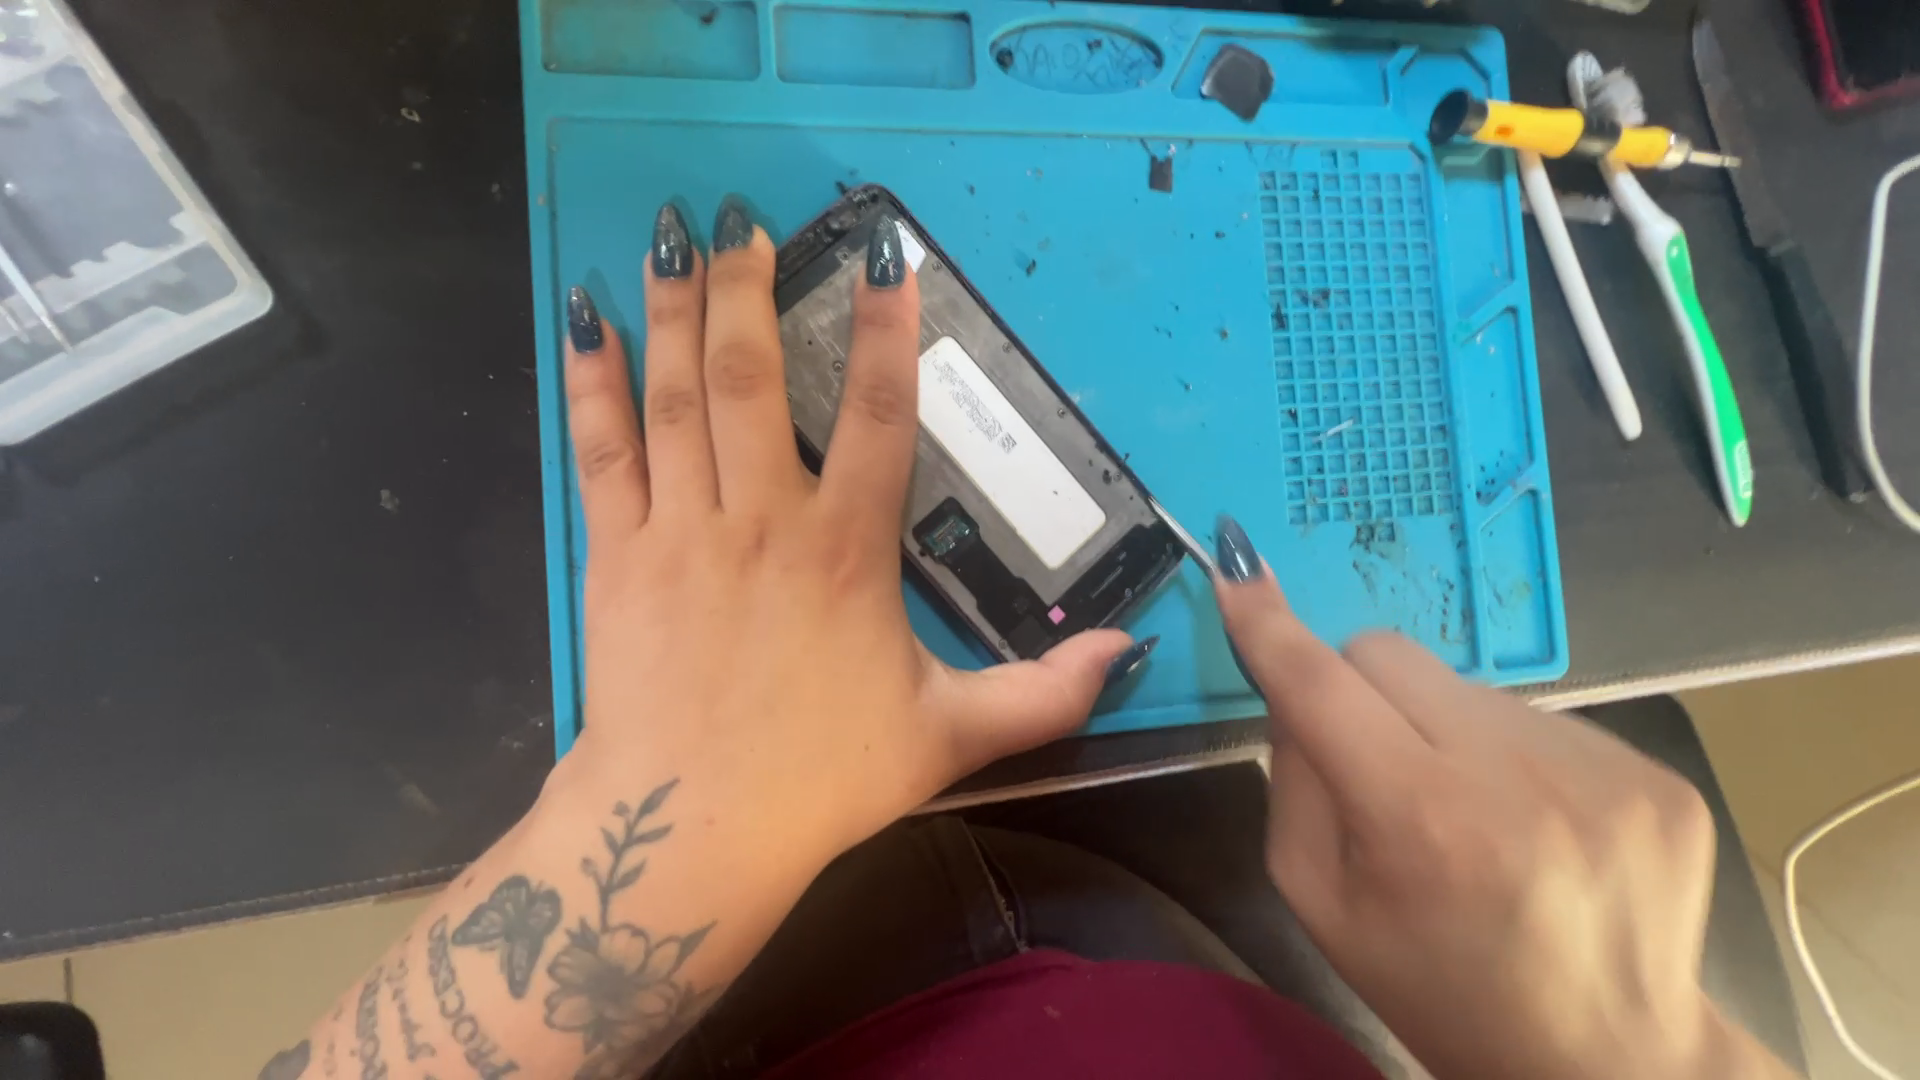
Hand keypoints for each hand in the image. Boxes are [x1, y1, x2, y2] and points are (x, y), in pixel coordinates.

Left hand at [558, 200, 1136, 864]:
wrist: (690, 832)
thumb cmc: (823, 780)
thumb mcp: (950, 738)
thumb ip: (1044, 694)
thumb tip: (1129, 653)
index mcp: (847, 554)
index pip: (881, 419)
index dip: (890, 335)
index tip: (884, 262)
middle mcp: (763, 524)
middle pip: (754, 382)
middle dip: (749, 293)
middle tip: (740, 223)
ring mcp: (682, 533)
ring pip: (676, 400)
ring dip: (673, 312)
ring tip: (668, 235)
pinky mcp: (618, 555)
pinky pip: (603, 452)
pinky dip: (593, 385)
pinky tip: (583, 322)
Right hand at [1211, 518, 1786, 1079]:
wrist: (1609, 1057)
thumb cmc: (1426, 980)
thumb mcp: (1314, 892)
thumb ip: (1291, 776)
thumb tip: (1297, 687)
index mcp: (1420, 821)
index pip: (1320, 685)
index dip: (1269, 625)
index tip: (1236, 571)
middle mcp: (1514, 777)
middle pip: (1385, 653)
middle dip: (1355, 687)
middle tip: (1373, 760)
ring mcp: (1597, 767)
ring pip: (1457, 681)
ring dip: (1433, 722)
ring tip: (1463, 805)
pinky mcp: (1650, 770)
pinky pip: (1526, 711)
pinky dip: (1499, 747)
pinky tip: (1522, 815)